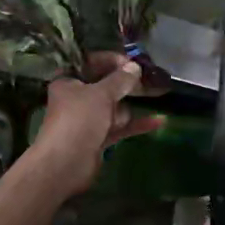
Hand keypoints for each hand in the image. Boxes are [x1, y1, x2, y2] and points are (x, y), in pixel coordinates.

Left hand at [30, 53, 161, 194]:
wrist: (65, 163)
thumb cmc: (79, 120)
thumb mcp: (100, 94)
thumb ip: (120, 80)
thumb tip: (135, 67)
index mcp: (69, 81)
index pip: (91, 63)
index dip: (111, 60)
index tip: (132, 62)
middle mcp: (77, 98)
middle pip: (105, 85)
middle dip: (127, 84)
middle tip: (150, 79)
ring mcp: (89, 119)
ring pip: (114, 107)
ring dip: (128, 107)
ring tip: (150, 100)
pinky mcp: (99, 138)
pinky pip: (121, 127)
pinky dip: (136, 124)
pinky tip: (159, 120)